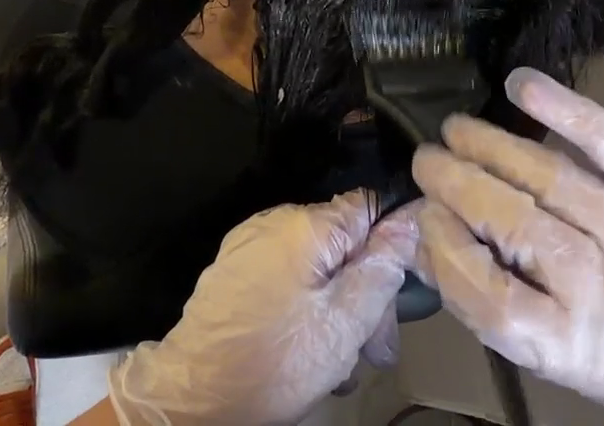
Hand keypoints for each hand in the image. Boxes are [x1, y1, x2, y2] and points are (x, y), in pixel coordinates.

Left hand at [107, 190, 415, 424]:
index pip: (367, 207)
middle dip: (363, 294)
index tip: (397, 292)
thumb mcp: (344, 323)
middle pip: (340, 243)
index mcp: (304, 224)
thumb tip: (408, 221)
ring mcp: (249, 246)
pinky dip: (304, 308)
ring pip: (315, 267)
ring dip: (336, 310)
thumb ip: (379, 270)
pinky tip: (309, 352)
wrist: (195, 395)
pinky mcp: (234, 272)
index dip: (390, 246)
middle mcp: (274, 222)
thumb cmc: (275, 359)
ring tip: (341, 364)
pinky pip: (285, 278)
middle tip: (375, 351)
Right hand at [413, 68, 603, 425]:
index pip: (488, 295)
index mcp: (572, 351)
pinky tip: (521, 86)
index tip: (421, 213)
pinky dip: (567, 111)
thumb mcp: (549, 351)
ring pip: (556, 182)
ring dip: (493, 147)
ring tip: (456, 131)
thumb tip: (414, 231)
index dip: (443, 245)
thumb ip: (480, 293)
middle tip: (427, 159)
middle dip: (458, 183)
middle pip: (518, 228)